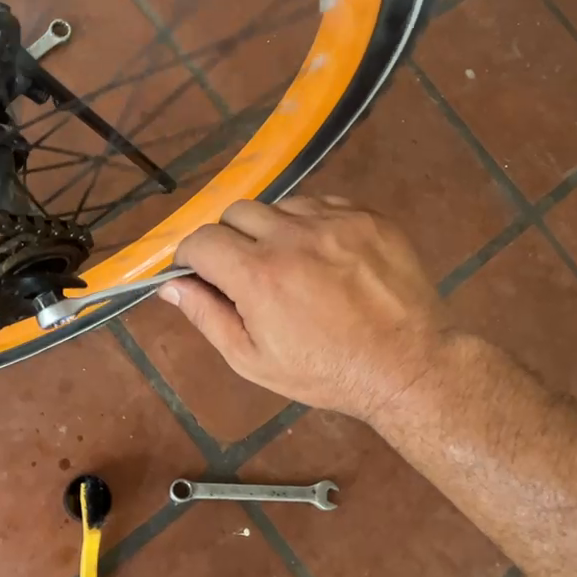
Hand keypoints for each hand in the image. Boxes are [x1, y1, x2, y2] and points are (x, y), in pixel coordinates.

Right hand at [161, 195, 459, 423]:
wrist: (406, 365)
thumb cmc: (322, 373)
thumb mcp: (251, 359)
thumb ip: (206, 316)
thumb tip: (170, 286)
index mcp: (258, 276)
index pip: (201, 240)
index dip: (190, 257)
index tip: (198, 275)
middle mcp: (292, 237)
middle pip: (235, 211)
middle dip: (227, 238)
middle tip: (242, 272)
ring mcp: (334, 221)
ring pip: (278, 205)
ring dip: (269, 230)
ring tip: (287, 265)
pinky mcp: (368, 216)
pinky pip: (321, 203)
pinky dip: (309, 225)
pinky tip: (321, 257)